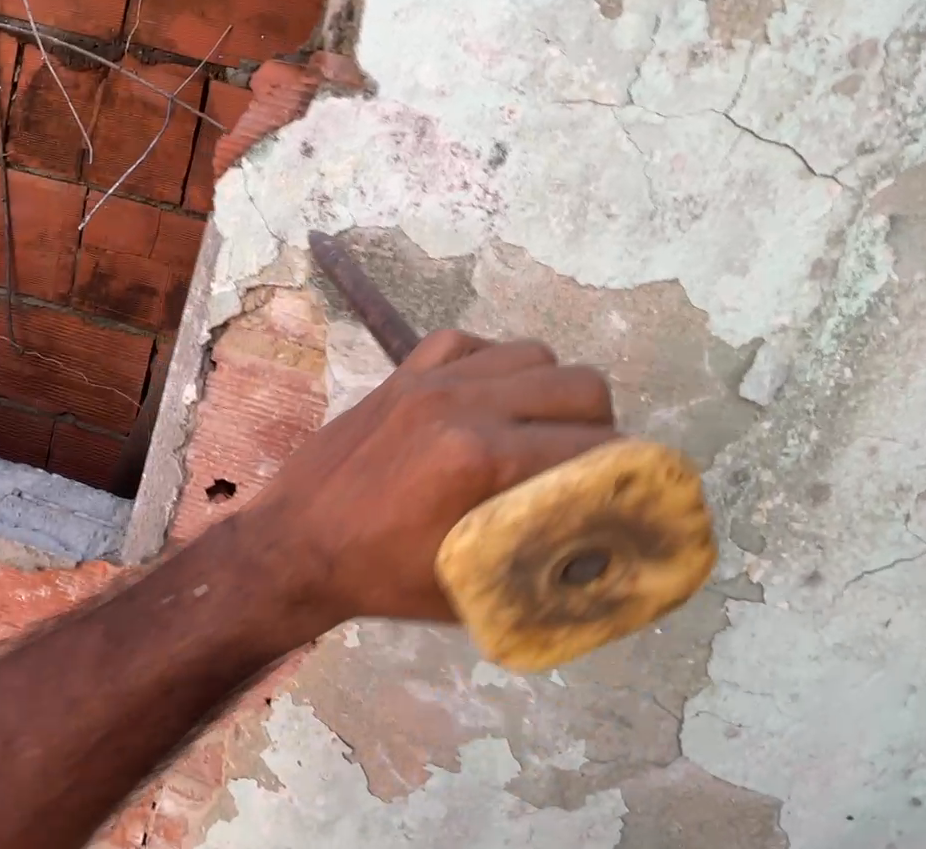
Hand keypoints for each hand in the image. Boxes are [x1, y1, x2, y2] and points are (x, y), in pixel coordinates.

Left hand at [236, 330, 617, 624]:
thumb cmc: (378, 576)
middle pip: (577, 384)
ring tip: (537, 428)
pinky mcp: (397, 373)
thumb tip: (612, 550)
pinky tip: (486, 395)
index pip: (594, 448)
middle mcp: (458, 403)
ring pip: (529, 353)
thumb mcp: (471, 584)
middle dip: (598, 425)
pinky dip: (490, 362)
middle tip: (583, 463)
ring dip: (548, 389)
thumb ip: (543, 556)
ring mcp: (424, 380)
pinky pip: (466, 341)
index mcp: (478, 459)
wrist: (292, 541)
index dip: (629, 472)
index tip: (632, 490)